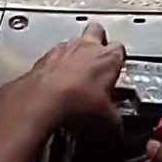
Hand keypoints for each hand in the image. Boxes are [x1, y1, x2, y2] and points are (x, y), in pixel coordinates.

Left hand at [0, 23, 125, 133]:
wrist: (41, 101)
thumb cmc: (75, 101)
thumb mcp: (106, 119)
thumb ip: (115, 121)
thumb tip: (117, 130)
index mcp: (107, 57)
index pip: (120, 48)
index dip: (119, 58)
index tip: (117, 70)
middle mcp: (85, 47)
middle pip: (96, 31)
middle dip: (98, 41)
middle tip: (97, 59)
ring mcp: (62, 50)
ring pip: (72, 42)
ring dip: (74, 55)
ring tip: (74, 76)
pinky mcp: (42, 59)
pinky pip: (51, 58)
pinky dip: (54, 68)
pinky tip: (55, 85)